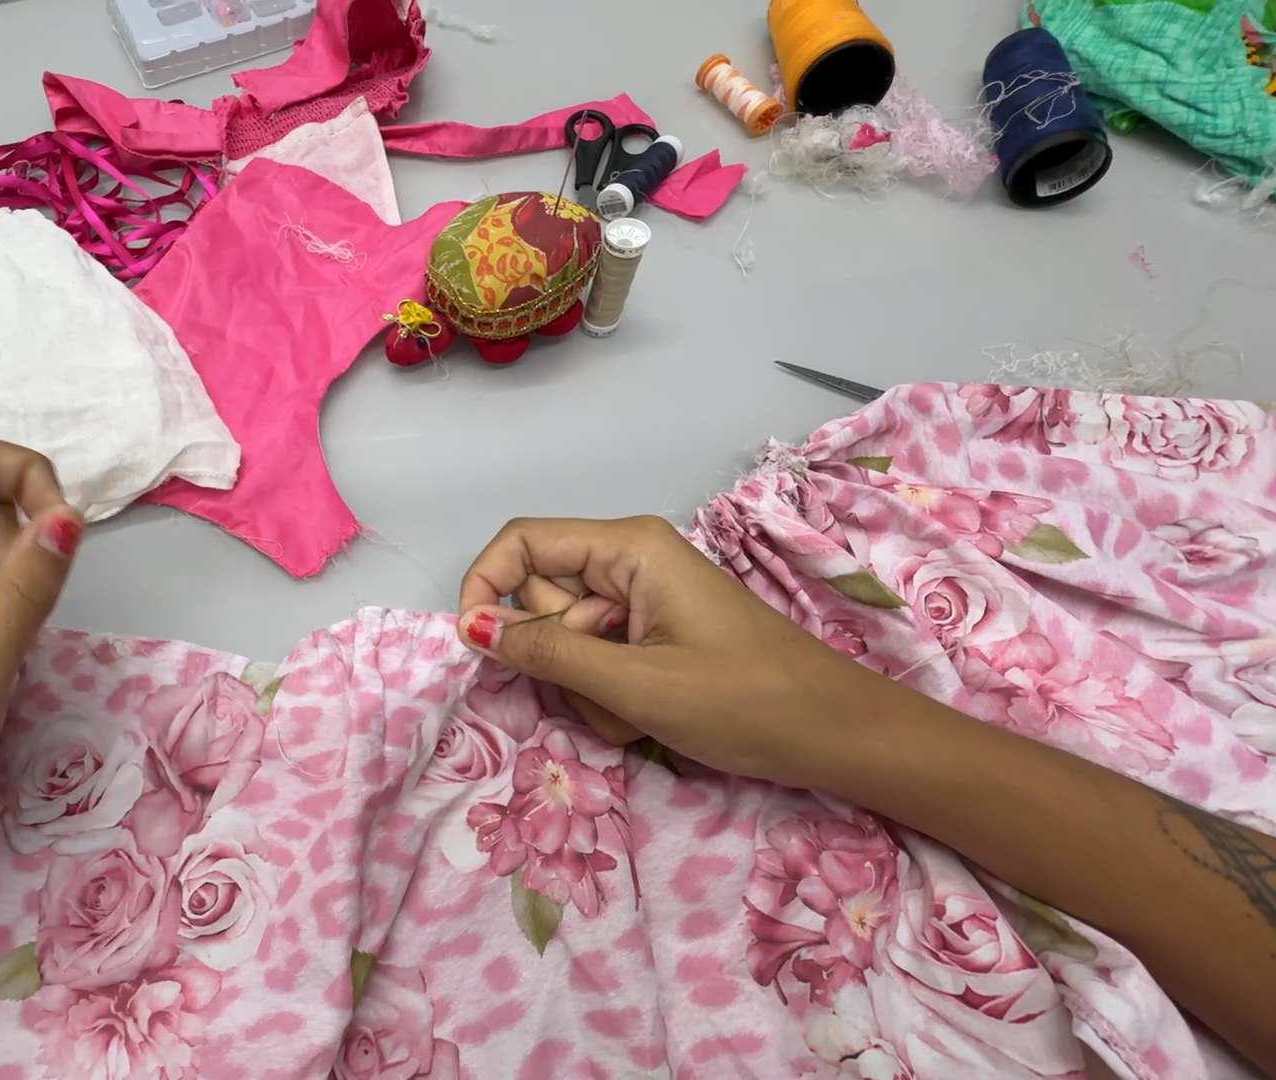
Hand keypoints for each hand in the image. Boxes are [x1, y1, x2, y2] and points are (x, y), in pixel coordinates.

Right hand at [457, 516, 895, 789]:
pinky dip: (603, 691)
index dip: (486, 585)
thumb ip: (547, 651)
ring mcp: (638, 598)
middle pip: (541, 595)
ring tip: (636, 707)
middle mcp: (627, 561)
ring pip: (563, 634)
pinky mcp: (648, 630)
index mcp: (627, 547)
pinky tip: (646, 712)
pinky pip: (592, 655)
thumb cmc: (746, 701)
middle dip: (555, 652)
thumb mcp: (635, 683)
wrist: (840, 739)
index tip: (474, 643)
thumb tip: (471, 627)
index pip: (522, 542)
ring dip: (582, 681)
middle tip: (604, 687)